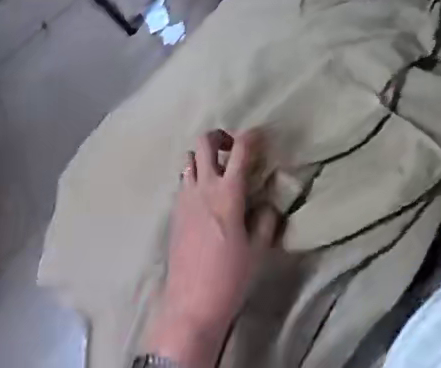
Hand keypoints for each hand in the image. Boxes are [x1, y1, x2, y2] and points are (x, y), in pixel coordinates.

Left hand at [143, 130, 278, 363]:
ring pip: (190, 159)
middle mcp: (204, 187)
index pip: (240, 149)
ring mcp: (185, 198)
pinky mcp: (174, 212)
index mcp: (228, 193)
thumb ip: (264, 220)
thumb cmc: (229, 278)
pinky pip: (183, 180)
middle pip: (205, 142)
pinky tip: (204, 196)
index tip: (260, 135)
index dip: (251, 136)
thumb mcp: (257, 250)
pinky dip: (194, 177)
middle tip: (233, 150)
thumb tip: (266, 204)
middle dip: (220, 137)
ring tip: (217, 172)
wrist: (190, 306)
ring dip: (204, 157)